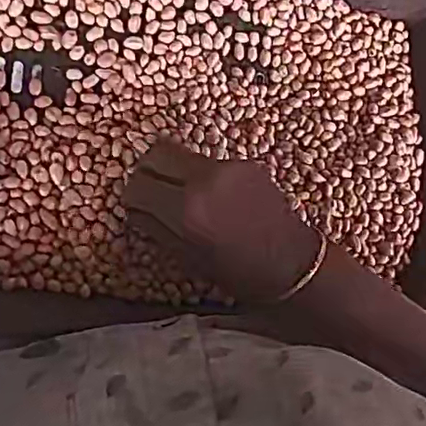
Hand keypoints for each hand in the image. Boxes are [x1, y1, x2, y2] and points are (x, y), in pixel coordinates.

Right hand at [122, 139, 321, 303]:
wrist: (293, 265)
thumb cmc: (238, 273)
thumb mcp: (188, 258)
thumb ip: (156, 227)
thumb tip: (135, 206)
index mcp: (186, 210)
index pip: (138, 185)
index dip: (132, 196)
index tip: (135, 204)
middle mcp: (205, 179)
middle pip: (157, 152)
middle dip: (148, 171)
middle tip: (150, 191)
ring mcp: (228, 167)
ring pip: (183, 154)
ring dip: (175, 171)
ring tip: (183, 197)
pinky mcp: (246, 164)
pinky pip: (210, 163)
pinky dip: (202, 176)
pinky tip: (214, 199)